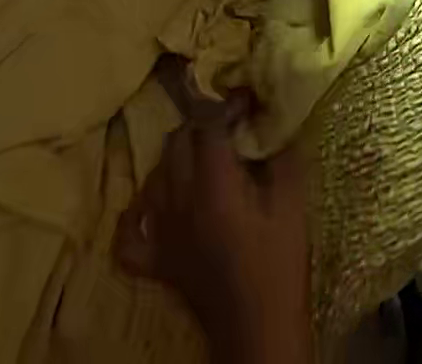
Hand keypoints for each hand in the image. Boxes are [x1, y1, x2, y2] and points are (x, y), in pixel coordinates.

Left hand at [115, 111, 311, 363]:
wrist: (257, 322)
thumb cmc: (280, 259)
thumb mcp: (292, 200)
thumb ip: (282, 155)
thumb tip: (276, 122)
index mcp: (214, 188)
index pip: (209, 128)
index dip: (228, 106)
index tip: (248, 97)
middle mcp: (179, 204)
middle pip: (176, 145)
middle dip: (202, 124)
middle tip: (230, 121)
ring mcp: (161, 234)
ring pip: (154, 177)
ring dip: (176, 156)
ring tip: (203, 151)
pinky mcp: (154, 261)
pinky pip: (129, 230)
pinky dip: (139, 209)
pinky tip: (156, 199)